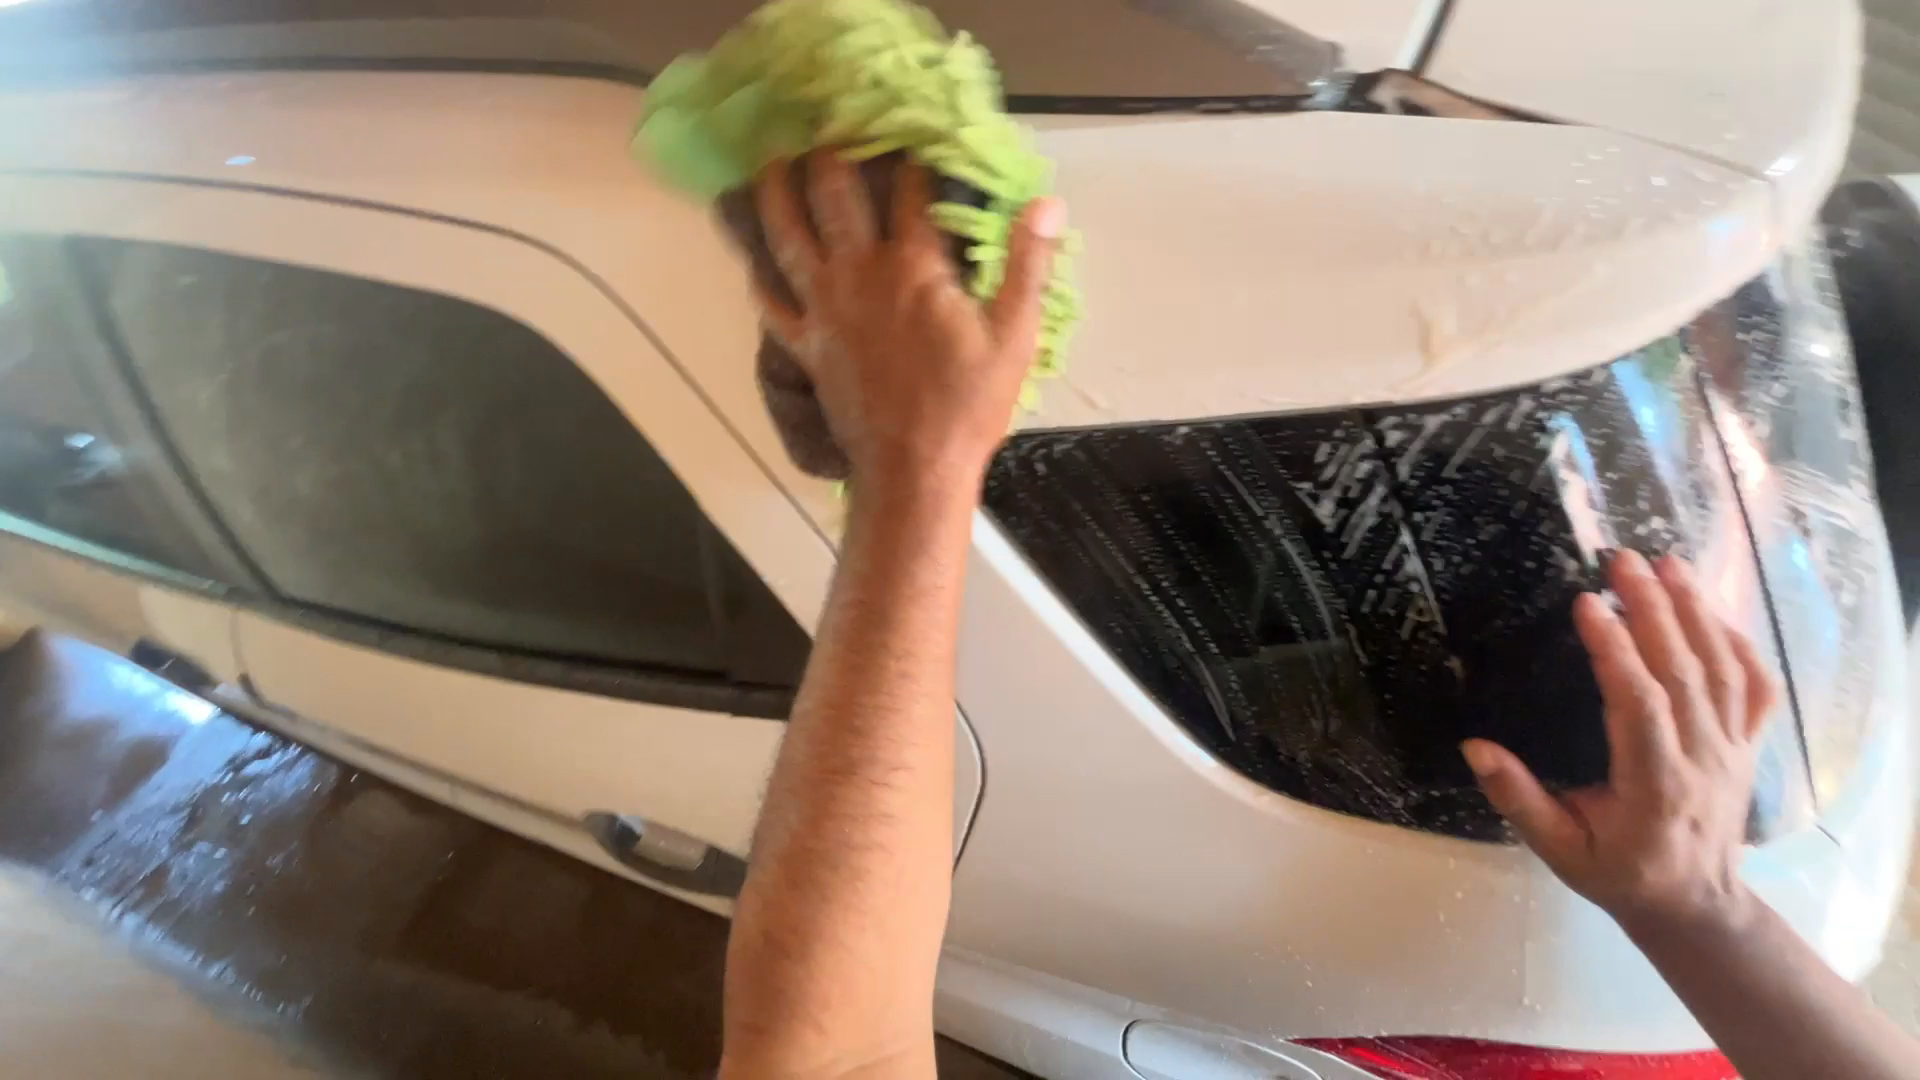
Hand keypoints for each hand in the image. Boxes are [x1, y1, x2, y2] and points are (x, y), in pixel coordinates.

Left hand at [754, 152, 1064, 491]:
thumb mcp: (1014, 336)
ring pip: (786, 235)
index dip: (913, 154)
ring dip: (776, 193)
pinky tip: (757, 261)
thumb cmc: (968, 406)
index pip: (911, 189)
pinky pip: (771, 303)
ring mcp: (824, 310)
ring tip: (775, 166)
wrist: (914, 468)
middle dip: (833, 153)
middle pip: (832, 192)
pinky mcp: (806, 347)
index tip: (913, 133)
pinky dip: (762, 278)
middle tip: (835, 134)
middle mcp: (859, 274)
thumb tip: (1047, 202)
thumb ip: (1027, 264)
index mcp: (913, 266)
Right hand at [1461, 551, 1779, 930]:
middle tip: (1622, 560)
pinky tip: (1707, 607)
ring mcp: (1731, 749)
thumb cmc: (1613, 870)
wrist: (1696, 903)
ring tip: (1664, 564)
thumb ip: (1517, 797)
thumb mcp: (1555, 846)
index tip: (1588, 603)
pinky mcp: (1744, 744)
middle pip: (1686, 673)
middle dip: (1655, 610)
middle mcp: (1702, 759)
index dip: (1616, 652)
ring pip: (1723, 670)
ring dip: (1695, 612)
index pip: (1640, 705)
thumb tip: (1474, 746)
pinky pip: (1751, 686)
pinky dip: (1734, 640)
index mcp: (1654, 783)